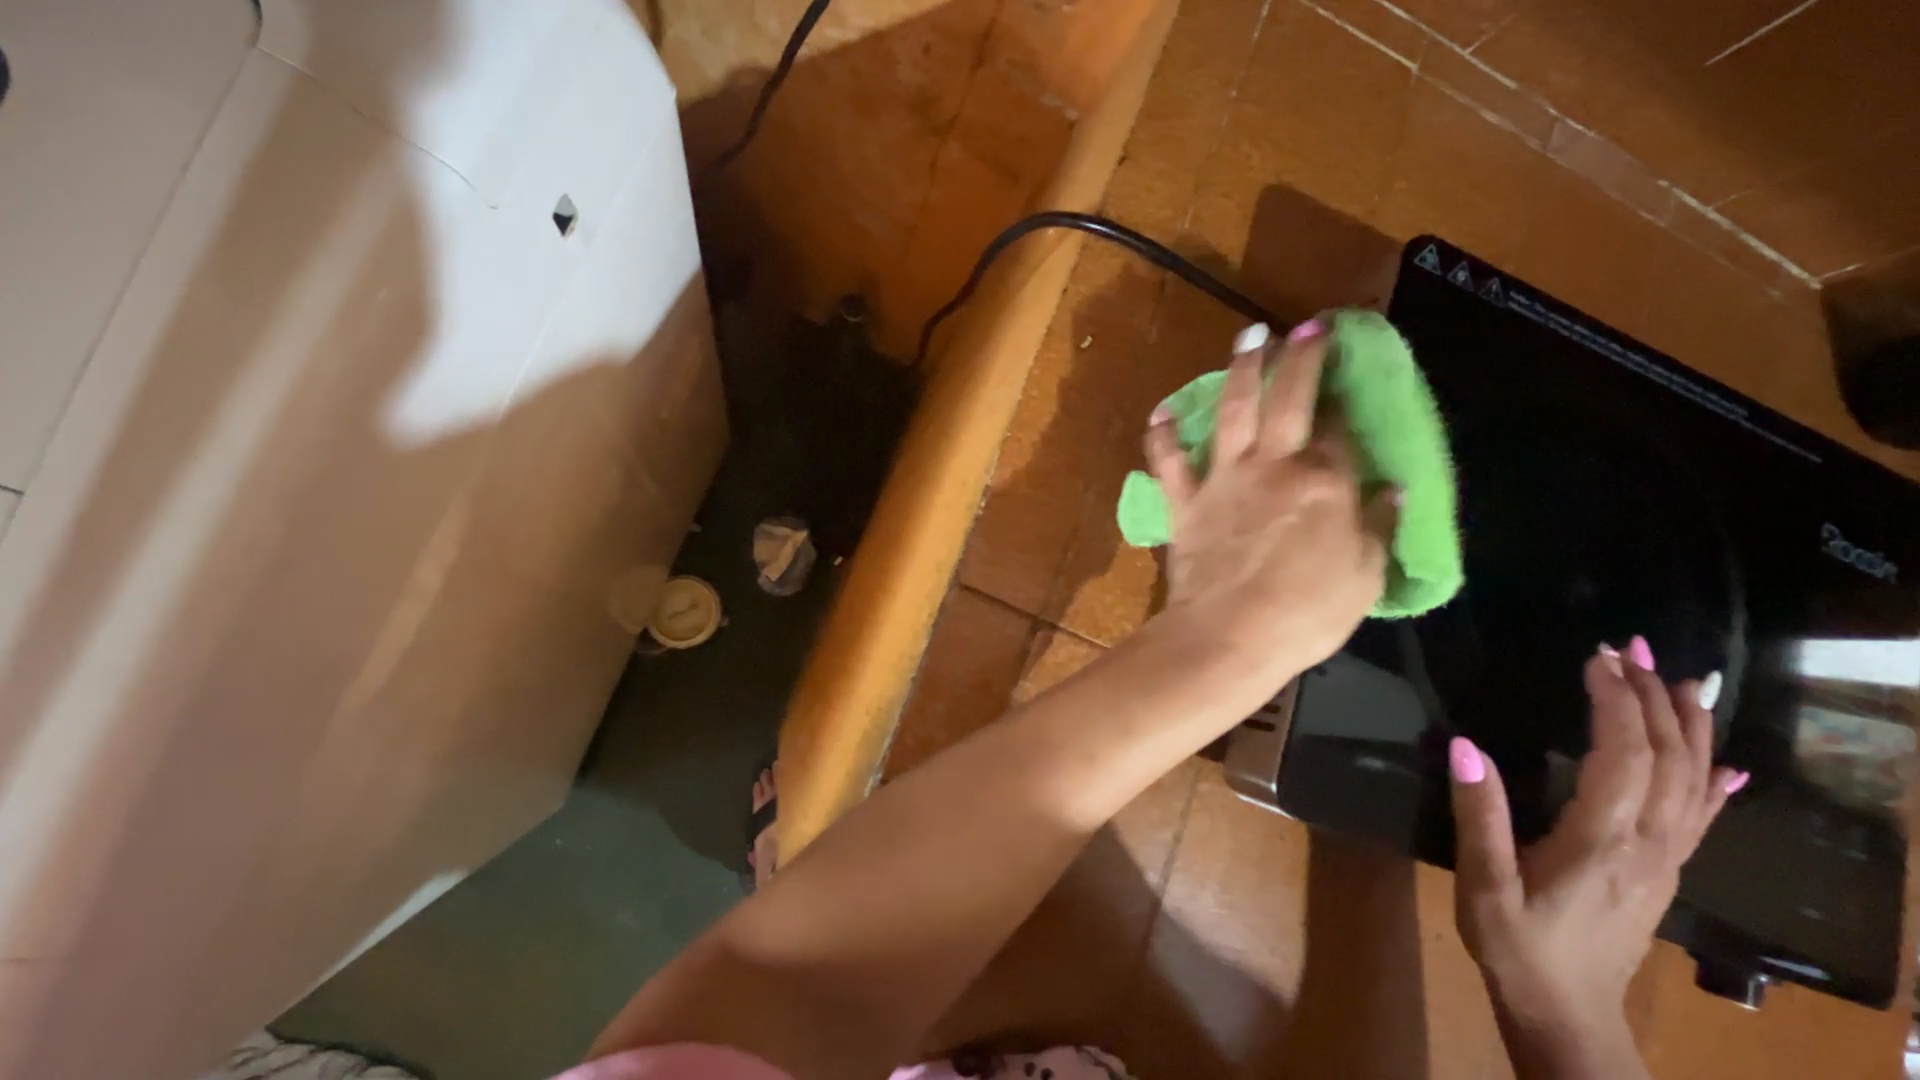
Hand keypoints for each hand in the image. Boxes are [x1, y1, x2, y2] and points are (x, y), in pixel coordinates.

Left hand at [1142, 319, 1396, 699]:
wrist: (1228, 637)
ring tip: (1248, 336)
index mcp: (1326, 481)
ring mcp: (1224, 480)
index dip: (1343, 397)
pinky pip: (1169, 461)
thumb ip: (1377, 526)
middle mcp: (1274, 466)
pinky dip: (1163, 435)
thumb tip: (1391, 488)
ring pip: (1232, 411)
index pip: (1337, 428)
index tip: (1347, 369)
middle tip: (1306, 326)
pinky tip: (1162, 411)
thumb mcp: (1365, 575)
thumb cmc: (1307, 613)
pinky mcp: (1185, 503)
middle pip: (1288, 398)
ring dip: (1240, 370)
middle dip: (1299, 356)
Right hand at [1449, 640, 1747, 1077]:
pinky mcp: (1666, 872)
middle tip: (1635, 647)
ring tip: (1683, 680)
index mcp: (1602, 839)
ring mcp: (1666, 859)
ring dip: (1689, 726)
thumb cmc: (1517, 943)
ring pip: (1694, 781)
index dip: (1615, 701)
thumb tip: (1464, 745)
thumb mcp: (1483, 882)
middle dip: (1654, 696)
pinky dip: (1715, 782)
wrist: (1567, 1011)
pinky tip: (1726, 765)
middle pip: (1667, 758)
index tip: (1598, 657)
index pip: (1623, 755)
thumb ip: (1478, 814)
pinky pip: (1701, 817)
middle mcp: (1648, 843)